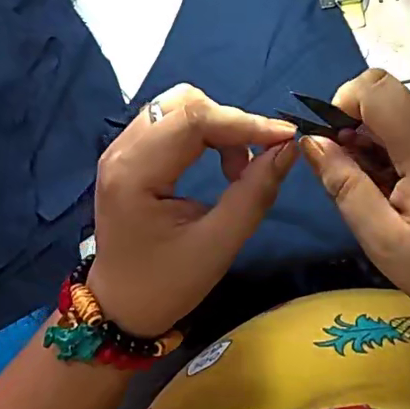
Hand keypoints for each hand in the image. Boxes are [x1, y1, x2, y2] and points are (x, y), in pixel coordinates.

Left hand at [88, 84, 298, 336]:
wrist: (121, 305)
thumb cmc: (167, 283)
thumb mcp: (218, 245)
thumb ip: (254, 194)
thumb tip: (288, 149)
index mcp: (134, 173)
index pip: (194, 120)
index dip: (246, 122)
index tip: (286, 137)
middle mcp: (122, 150)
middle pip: (185, 103)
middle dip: (232, 122)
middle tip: (258, 158)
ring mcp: (123, 149)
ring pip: (180, 106)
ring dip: (219, 125)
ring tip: (238, 166)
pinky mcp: (132, 154)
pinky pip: (174, 121)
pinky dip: (206, 132)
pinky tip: (221, 162)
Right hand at [299, 69, 409, 305]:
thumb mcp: (383, 240)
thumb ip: (345, 185)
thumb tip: (312, 142)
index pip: (377, 87)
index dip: (344, 103)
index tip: (334, 144)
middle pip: (394, 96)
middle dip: (361, 124)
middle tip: (355, 175)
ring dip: (384, 137)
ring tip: (383, 188)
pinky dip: (408, 146)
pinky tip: (409, 188)